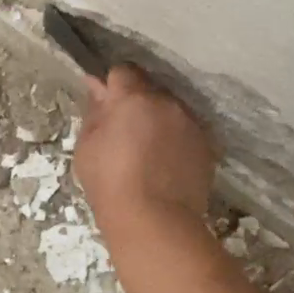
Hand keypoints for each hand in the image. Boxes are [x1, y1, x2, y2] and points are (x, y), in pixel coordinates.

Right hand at [74, 65, 215, 223]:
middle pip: (149, 89)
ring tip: (148, 152)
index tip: (105, 106)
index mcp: (133, 99)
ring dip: (158, 120)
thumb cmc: (109, 184)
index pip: (122, 71)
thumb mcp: (86, 148)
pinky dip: (175, 140)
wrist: (154, 221)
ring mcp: (191, 123)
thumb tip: (96, 88)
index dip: (112, 86)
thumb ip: (93, 113)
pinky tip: (165, 165)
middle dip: (136, 103)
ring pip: (170, 110)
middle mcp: (167, 103)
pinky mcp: (207, 145)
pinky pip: (187, 131)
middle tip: (124, 133)